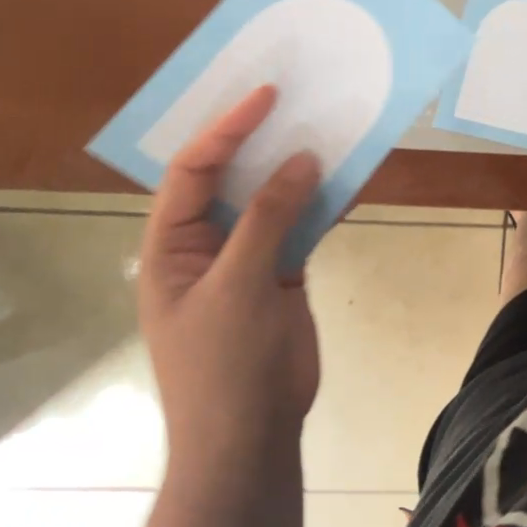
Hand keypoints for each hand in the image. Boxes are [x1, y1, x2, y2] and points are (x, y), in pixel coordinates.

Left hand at [137, 85, 322, 461]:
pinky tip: (355, 178)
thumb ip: (269, 219)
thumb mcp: (236, 286)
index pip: (193, 172)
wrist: (250, 430)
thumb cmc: (222, 362)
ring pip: (276, 197)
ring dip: (303, 166)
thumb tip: (304, 158)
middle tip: (299, 97)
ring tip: (334, 126)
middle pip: (235, 177)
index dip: (226, 130)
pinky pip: (306, 223)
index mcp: (170, 245)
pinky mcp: (285, 270)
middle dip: (263, 139)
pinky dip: (329, 200)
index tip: (266, 96)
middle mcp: (206, 242)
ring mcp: (248, 256)